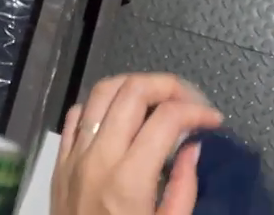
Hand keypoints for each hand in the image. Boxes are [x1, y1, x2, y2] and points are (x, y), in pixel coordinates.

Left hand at [52, 72, 222, 214]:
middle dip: (167, 86)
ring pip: (102, 90)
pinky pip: (78, 113)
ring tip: (158, 97)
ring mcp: (74, 155)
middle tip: (190, 100)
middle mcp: (98, 157)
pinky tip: (119, 115)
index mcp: (128, 180)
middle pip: (132, 91)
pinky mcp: (60, 161)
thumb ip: (184, 188)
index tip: (214, 120)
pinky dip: (101, 104)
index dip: (196, 111)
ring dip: (133, 85)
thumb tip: (191, 145)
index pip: (166, 119)